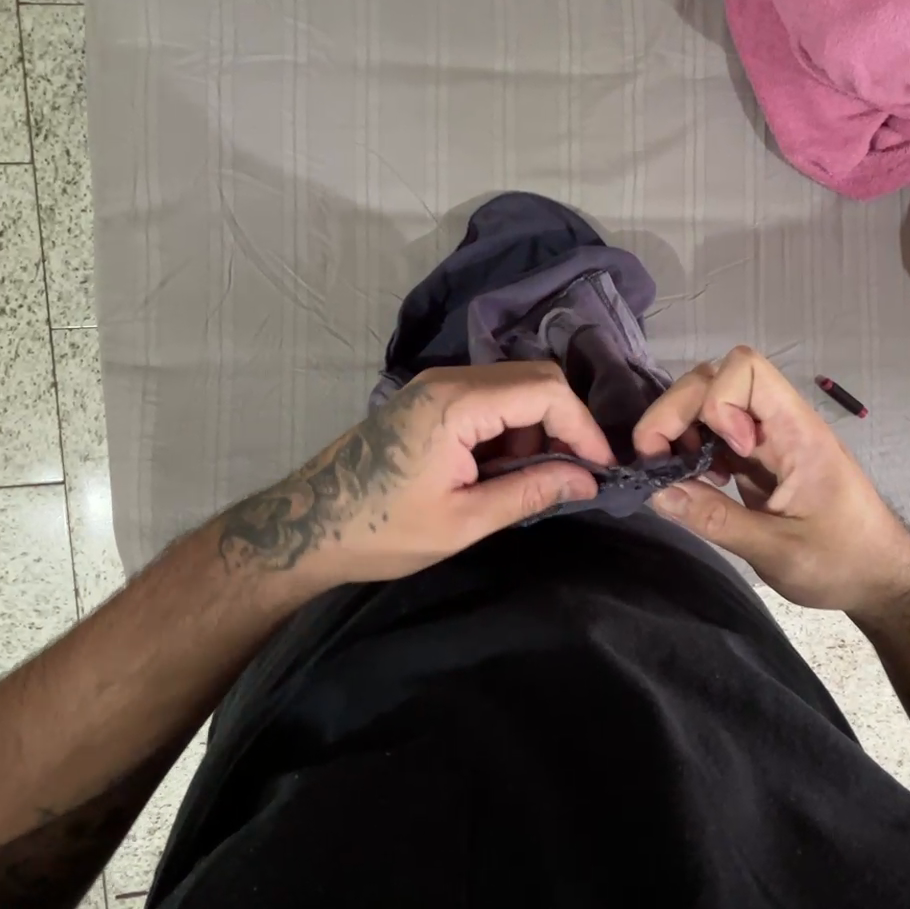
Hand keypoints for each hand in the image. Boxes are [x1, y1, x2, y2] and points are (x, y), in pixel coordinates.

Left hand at [217, 362, 614, 585]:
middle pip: (534, 378)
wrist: (308, 525)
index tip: (601, 468)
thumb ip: (529, 492)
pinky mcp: (428, 398)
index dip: (582, 428)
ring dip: (537, 427)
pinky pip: (489, 398)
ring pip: (514, 386)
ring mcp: (435, 385)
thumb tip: (587, 480)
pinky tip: (502, 468)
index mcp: (456, 404)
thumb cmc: (382, 530)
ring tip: (532, 478)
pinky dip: (511, 427)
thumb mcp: (464, 521)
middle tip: (574, 473)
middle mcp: (448, 380)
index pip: (545, 392)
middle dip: (564, 424)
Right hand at [633, 346, 909, 610]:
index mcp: (797, 432)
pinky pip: (713, 433)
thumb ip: (716, 520)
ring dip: (679, 428)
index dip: (719, 400)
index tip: (726, 453)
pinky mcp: (757, 458)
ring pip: (709, 401)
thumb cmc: (843, 563)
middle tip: (660, 459)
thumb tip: (657, 492)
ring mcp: (766, 439)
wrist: (879, 579)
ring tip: (676, 471)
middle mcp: (779, 424)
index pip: (747, 370)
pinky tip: (695, 481)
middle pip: (716, 378)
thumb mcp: (779, 552)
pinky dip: (690, 448)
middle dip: (677, 411)